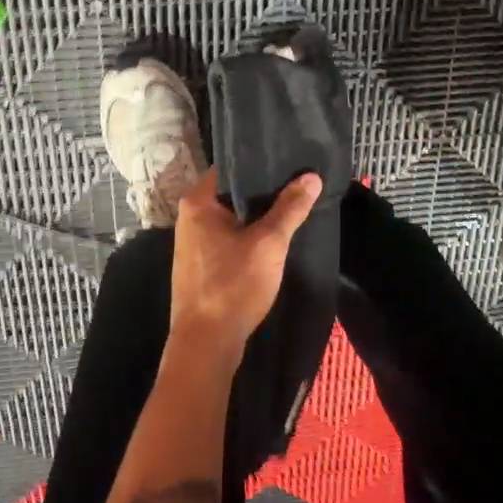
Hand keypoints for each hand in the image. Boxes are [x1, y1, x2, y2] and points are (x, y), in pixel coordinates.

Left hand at [167, 168, 322, 361]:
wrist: (206, 343)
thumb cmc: (233, 285)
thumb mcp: (269, 243)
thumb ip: (290, 208)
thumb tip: (312, 176)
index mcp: (198, 202)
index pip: (230, 167)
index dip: (259, 162)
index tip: (288, 159)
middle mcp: (190, 216)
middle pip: (232, 192)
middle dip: (263, 190)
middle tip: (297, 180)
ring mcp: (193, 242)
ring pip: (232, 217)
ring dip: (257, 214)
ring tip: (292, 203)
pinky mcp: (201, 264)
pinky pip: (228, 237)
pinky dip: (249, 234)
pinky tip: (273, 236)